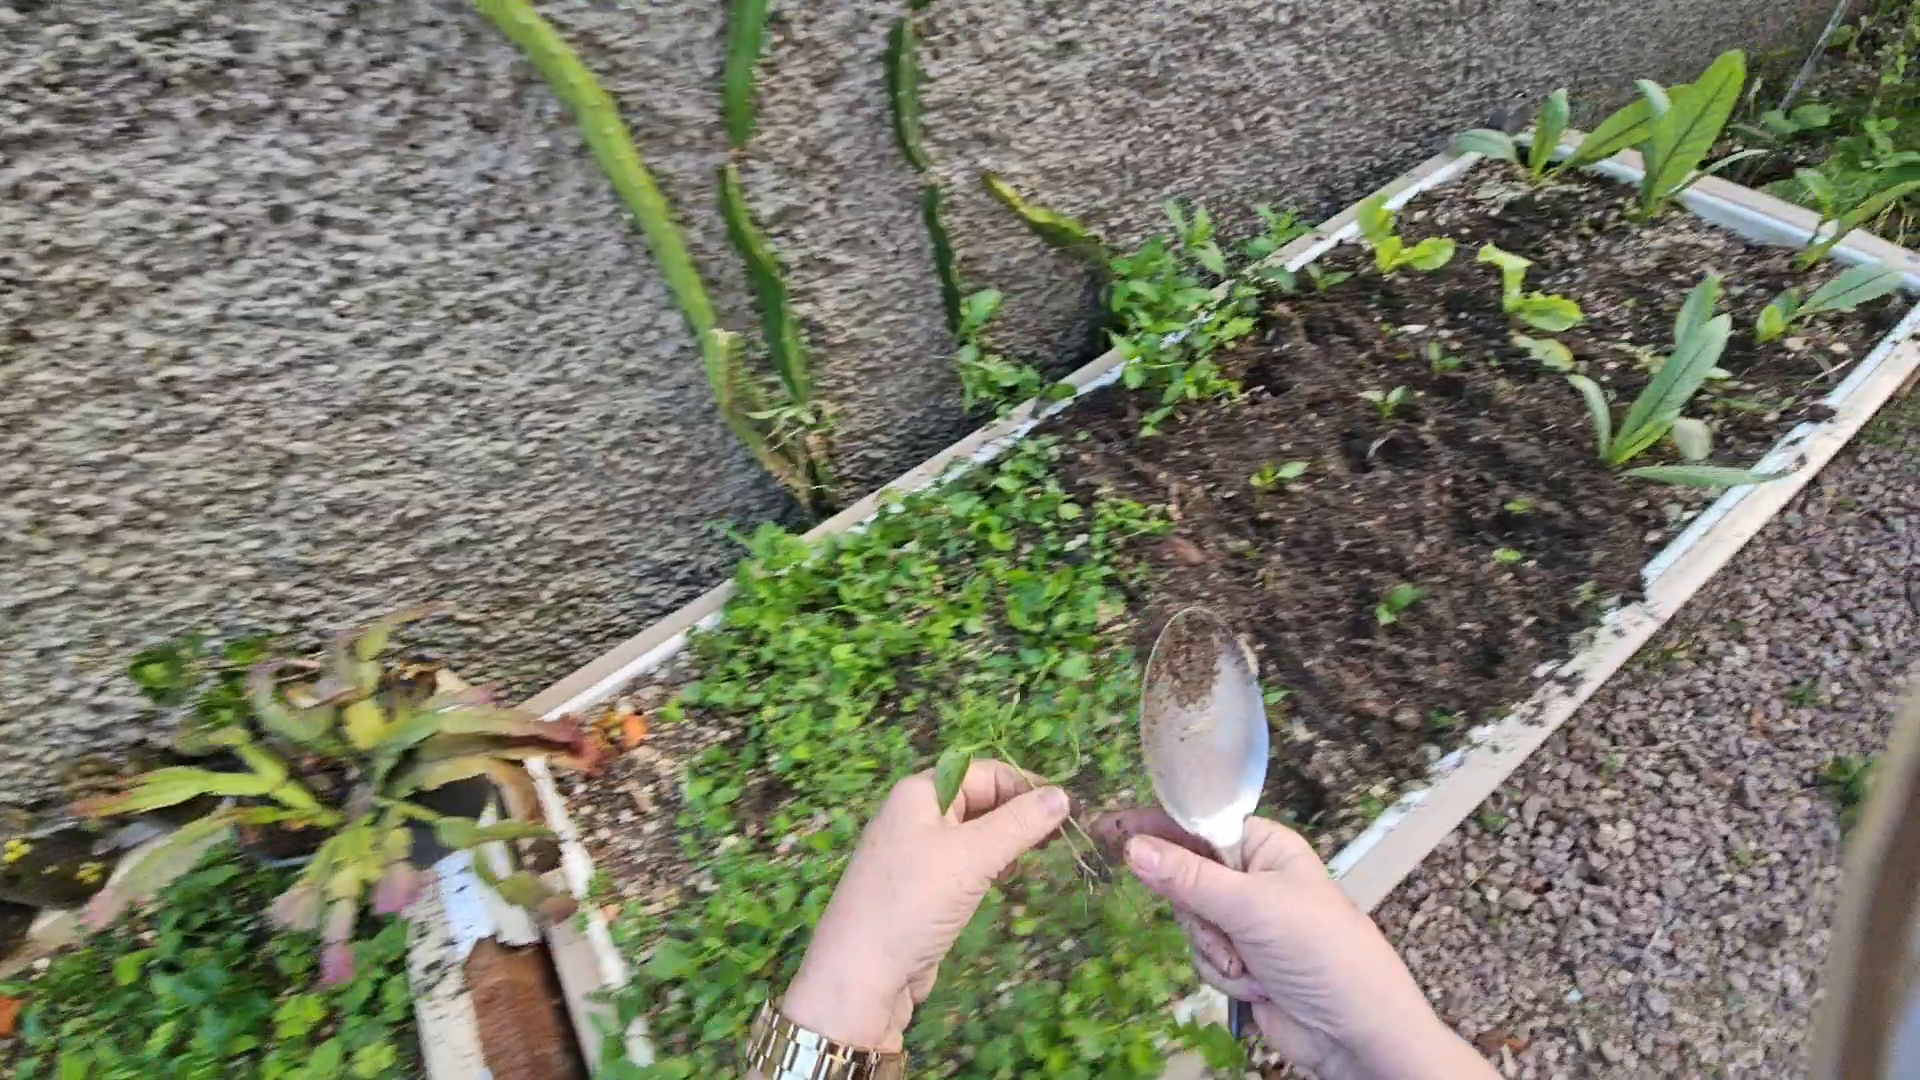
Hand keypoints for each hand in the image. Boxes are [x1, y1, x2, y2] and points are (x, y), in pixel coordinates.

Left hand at [780, 760, 1069, 1052]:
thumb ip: (1020, 823)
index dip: (1024, 785)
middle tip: (1059, 836)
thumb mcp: (973, 856)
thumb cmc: (915, 900)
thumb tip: (1062, 795)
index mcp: (921, 791)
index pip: (983, 772)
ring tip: (1039, 855)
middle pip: (978, 798)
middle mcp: (916, 812)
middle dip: (1018, 812)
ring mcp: (916, 850)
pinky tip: (1006, 876)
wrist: (861, 976)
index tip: (1065, 808)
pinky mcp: (921, 885)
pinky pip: (963, 860)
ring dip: (1006, 838)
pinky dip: (989, 863)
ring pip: (973, 831)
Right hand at [1094, 809, 1497, 1079]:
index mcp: (1260, 844)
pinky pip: (1198, 951)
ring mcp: (1240, 916)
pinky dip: (1220, 971)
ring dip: (1213, 947)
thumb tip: (1130, 847)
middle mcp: (1247, 874)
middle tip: (1222, 930)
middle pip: (1182, 874)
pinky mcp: (1236, 955)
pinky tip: (1255, 984)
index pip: (1194, 822)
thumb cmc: (1322, 953)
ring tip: (1250, 964)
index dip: (1153, 826)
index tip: (1108, 827)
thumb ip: (1188, 878)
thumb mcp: (1252, 907)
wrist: (1361, 1039)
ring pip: (1186, 917)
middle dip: (1199, 912)